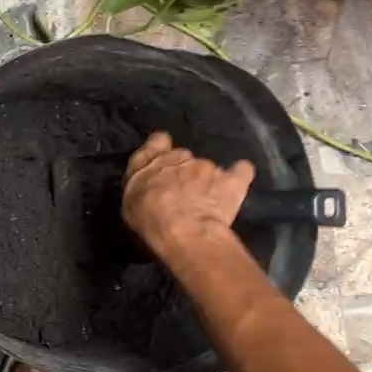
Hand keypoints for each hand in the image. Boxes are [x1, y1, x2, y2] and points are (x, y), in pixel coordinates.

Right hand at [120, 132, 253, 259]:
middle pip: (183, 157)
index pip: (158, 140)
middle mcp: (181, 157)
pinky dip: (238, 175)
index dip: (160, 147)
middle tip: (181, 192)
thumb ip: (140, 183)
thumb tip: (148, 179)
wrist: (184, 231)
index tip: (161, 159)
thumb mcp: (130, 201)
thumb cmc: (149, 219)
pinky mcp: (231, 181)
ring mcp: (207, 167)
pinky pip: (241, 171)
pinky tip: (235, 183)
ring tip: (206, 201)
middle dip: (183, 170)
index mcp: (152, 161)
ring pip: (207, 168)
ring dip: (206, 179)